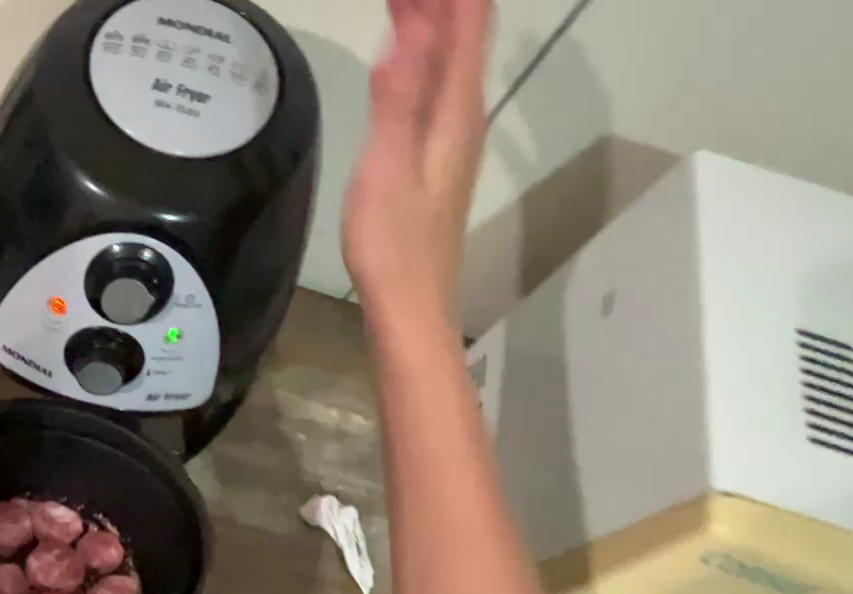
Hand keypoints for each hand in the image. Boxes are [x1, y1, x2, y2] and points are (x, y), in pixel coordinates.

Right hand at [342, 0, 491, 326]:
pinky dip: (424, 66)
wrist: (409, 304)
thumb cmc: (392, 244)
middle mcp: (462, 121)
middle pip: (462, 43)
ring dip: (431, 31)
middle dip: (438, 5)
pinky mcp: (437, 164)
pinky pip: (438, 93)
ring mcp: (452, 143)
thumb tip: (410, 35)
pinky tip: (406, 70)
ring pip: (450, 67)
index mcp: (453, 115)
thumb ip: (398, 103)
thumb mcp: (386, 170)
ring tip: (402, 6)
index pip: (466, 29)